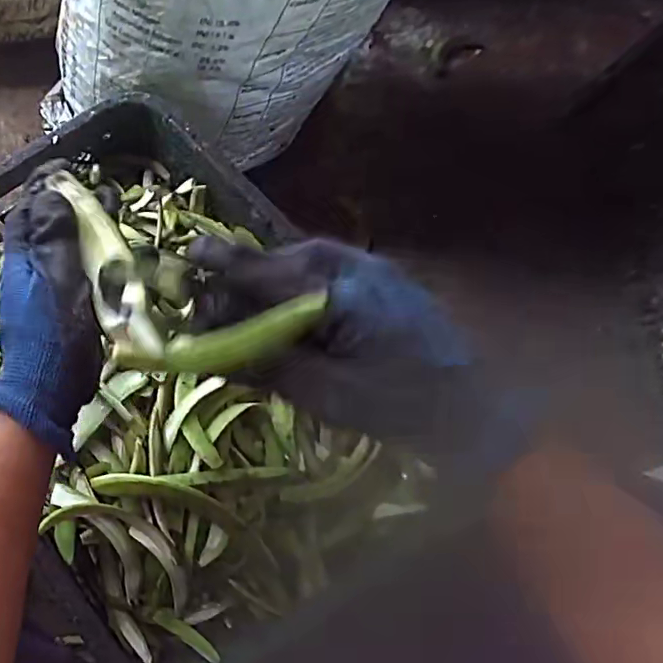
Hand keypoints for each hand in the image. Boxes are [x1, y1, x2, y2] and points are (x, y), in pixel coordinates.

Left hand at [0, 161, 101, 454]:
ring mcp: (50, 285)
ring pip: (68, 244)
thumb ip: (54, 235)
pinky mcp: (69, 303)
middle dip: (72, 202)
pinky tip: (116, 247)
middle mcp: (33, 267)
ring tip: (112, 206)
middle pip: (50, 224)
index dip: (45, 186)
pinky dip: (98, 253)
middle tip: (98, 188)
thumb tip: (50, 193)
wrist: (52, 384)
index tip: (67, 168)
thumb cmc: (51, 331)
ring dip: (88, 225)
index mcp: (22, 257)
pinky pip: (82, 268)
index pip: (28, 209)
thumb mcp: (54, 277)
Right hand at [188, 237, 532, 484]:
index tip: (183, 257)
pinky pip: (308, 274)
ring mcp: (361, 264)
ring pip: (286, 266)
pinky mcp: (369, 274)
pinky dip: (283, 293)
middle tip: (208, 323)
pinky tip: (282, 322)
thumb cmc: (399, 403)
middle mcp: (345, 263)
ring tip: (242, 327)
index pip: (259, 271)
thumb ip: (261, 362)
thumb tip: (203, 348)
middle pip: (267, 263)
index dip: (217, 267)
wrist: (479, 405)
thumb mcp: (323, 393)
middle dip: (232, 289)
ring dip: (257, 292)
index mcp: (335, 291)